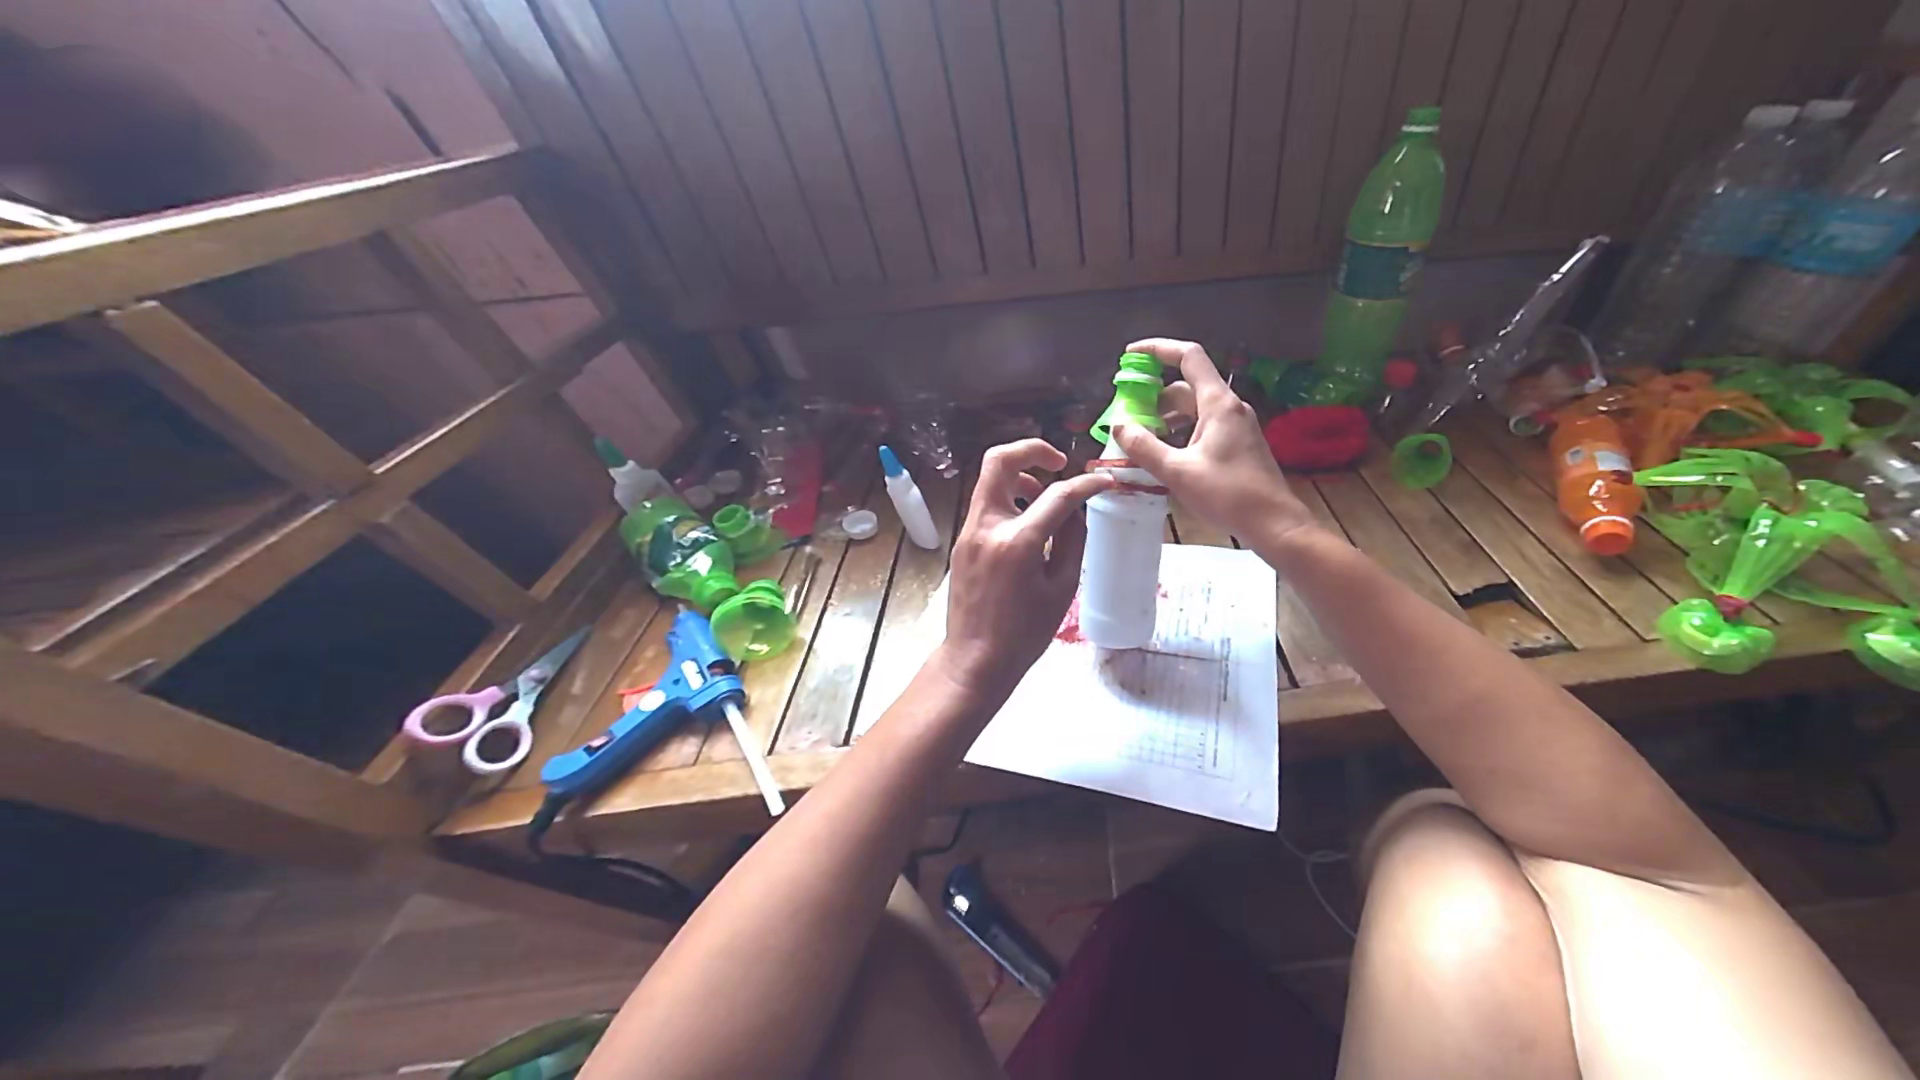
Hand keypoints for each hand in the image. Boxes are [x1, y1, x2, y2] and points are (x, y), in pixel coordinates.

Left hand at [938, 439, 1112, 702]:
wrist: (975, 659)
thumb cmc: (1024, 633)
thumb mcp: (1061, 588)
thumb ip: (1071, 540)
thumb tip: (1076, 509)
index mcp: (1017, 543)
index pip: (1057, 495)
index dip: (1086, 484)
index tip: (1104, 481)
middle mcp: (986, 527)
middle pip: (999, 461)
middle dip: (1032, 450)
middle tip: (1057, 462)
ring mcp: (968, 532)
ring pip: (989, 480)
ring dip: (1019, 475)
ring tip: (1044, 496)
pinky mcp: (961, 541)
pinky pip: (986, 504)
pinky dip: (1009, 499)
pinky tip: (1028, 521)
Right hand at [1108, 338, 1317, 548]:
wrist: (1272, 522)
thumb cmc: (1227, 494)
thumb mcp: (1177, 471)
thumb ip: (1144, 447)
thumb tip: (1119, 425)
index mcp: (1218, 404)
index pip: (1188, 357)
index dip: (1157, 349)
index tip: (1130, 357)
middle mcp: (1228, 408)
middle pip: (1185, 386)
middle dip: (1153, 395)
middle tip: (1125, 411)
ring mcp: (1235, 426)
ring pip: (1192, 409)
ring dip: (1164, 416)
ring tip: (1138, 436)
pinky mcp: (1236, 444)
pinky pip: (1201, 426)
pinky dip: (1178, 431)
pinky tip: (1162, 452)